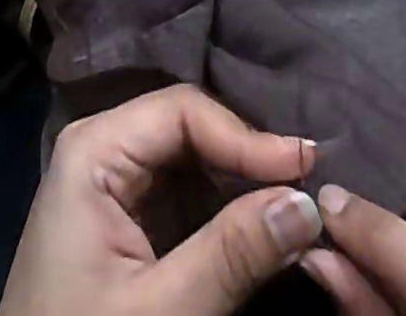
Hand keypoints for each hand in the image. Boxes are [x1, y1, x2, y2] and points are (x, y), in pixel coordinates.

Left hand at [0, 85, 323, 315]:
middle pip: (190, 125)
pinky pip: (188, 189)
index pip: (182, 110)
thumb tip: (307, 203)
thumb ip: (234, 253)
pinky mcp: (131, 213)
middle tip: (310, 179)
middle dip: (249, 152)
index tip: (305, 166)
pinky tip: (264, 216)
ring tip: (298, 195)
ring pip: (195, 155)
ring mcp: (117, 179)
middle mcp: (105, 146)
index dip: (245, 133)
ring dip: (245, 177)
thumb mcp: (163, 310)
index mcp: (95, 148)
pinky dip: (228, 202)